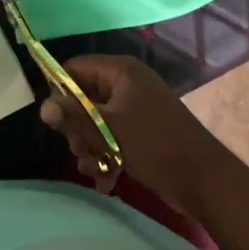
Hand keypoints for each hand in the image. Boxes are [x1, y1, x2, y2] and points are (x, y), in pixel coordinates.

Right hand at [41, 54, 207, 194]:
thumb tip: (42, 107)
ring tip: (94, 169)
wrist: (206, 181)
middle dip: (78, 128)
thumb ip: (74, 117)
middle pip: (84, 97)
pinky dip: (106, 155)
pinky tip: (105, 178)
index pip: (75, 68)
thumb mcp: (108, 130)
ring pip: (97, 121)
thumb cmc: (155, 145)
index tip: (54, 119)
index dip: (60, 91)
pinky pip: (113, 136)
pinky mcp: (143, 131)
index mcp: (121, 71)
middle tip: (79, 150)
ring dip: (90, 146)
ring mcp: (137, 107)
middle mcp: (127, 83)